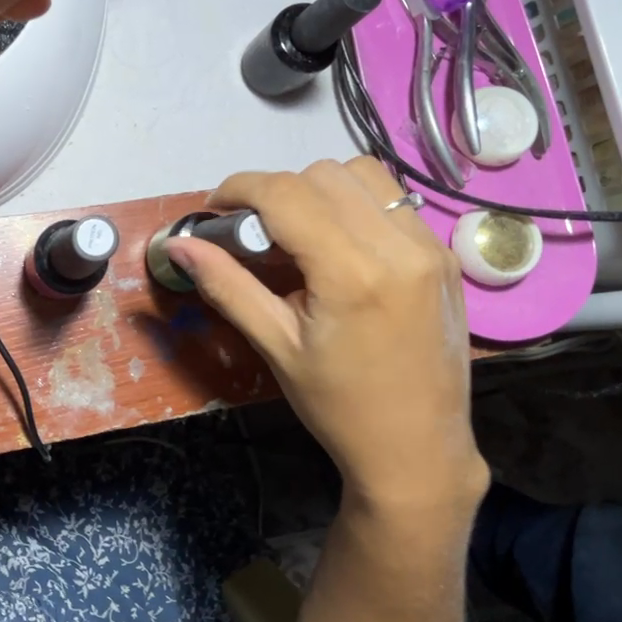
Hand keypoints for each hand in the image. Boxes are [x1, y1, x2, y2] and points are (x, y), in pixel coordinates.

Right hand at [165, 160, 486, 513]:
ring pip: (363, 175)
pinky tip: (340, 247)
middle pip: (323, 174)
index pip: (287, 194)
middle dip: (278, 191)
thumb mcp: (275, 346)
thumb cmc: (338, 406)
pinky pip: (393, 201)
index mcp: (353, 274)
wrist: (417, 448)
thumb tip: (177, 246)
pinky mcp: (445, 256)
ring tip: (300, 234)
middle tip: (257, 234)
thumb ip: (227, 285)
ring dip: (320, 189)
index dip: (241, 188)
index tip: (216, 209)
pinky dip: (355, 205)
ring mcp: (431, 247)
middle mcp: (400, 247)